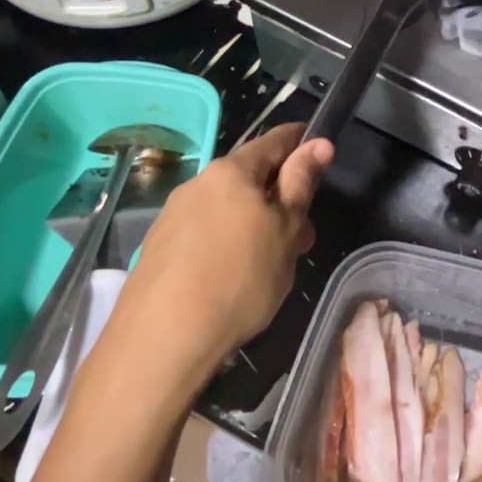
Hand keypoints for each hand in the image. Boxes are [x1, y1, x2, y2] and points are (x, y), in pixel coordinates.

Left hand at [117, 122, 332, 365]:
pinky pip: (206, 232)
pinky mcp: (158, 248)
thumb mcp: (285, 229)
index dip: (303, 144)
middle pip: (250, 177)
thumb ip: (301, 183)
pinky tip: (234, 279)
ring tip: (270, 265)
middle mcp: (198, 183)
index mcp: (231, 170)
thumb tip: (319, 142)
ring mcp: (173, 216)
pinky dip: (229, 243)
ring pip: (229, 207)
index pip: (275, 140)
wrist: (160, 342)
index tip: (323, 159)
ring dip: (256, 224)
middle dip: (281, 198)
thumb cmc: (239, 278)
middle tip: (301, 237)